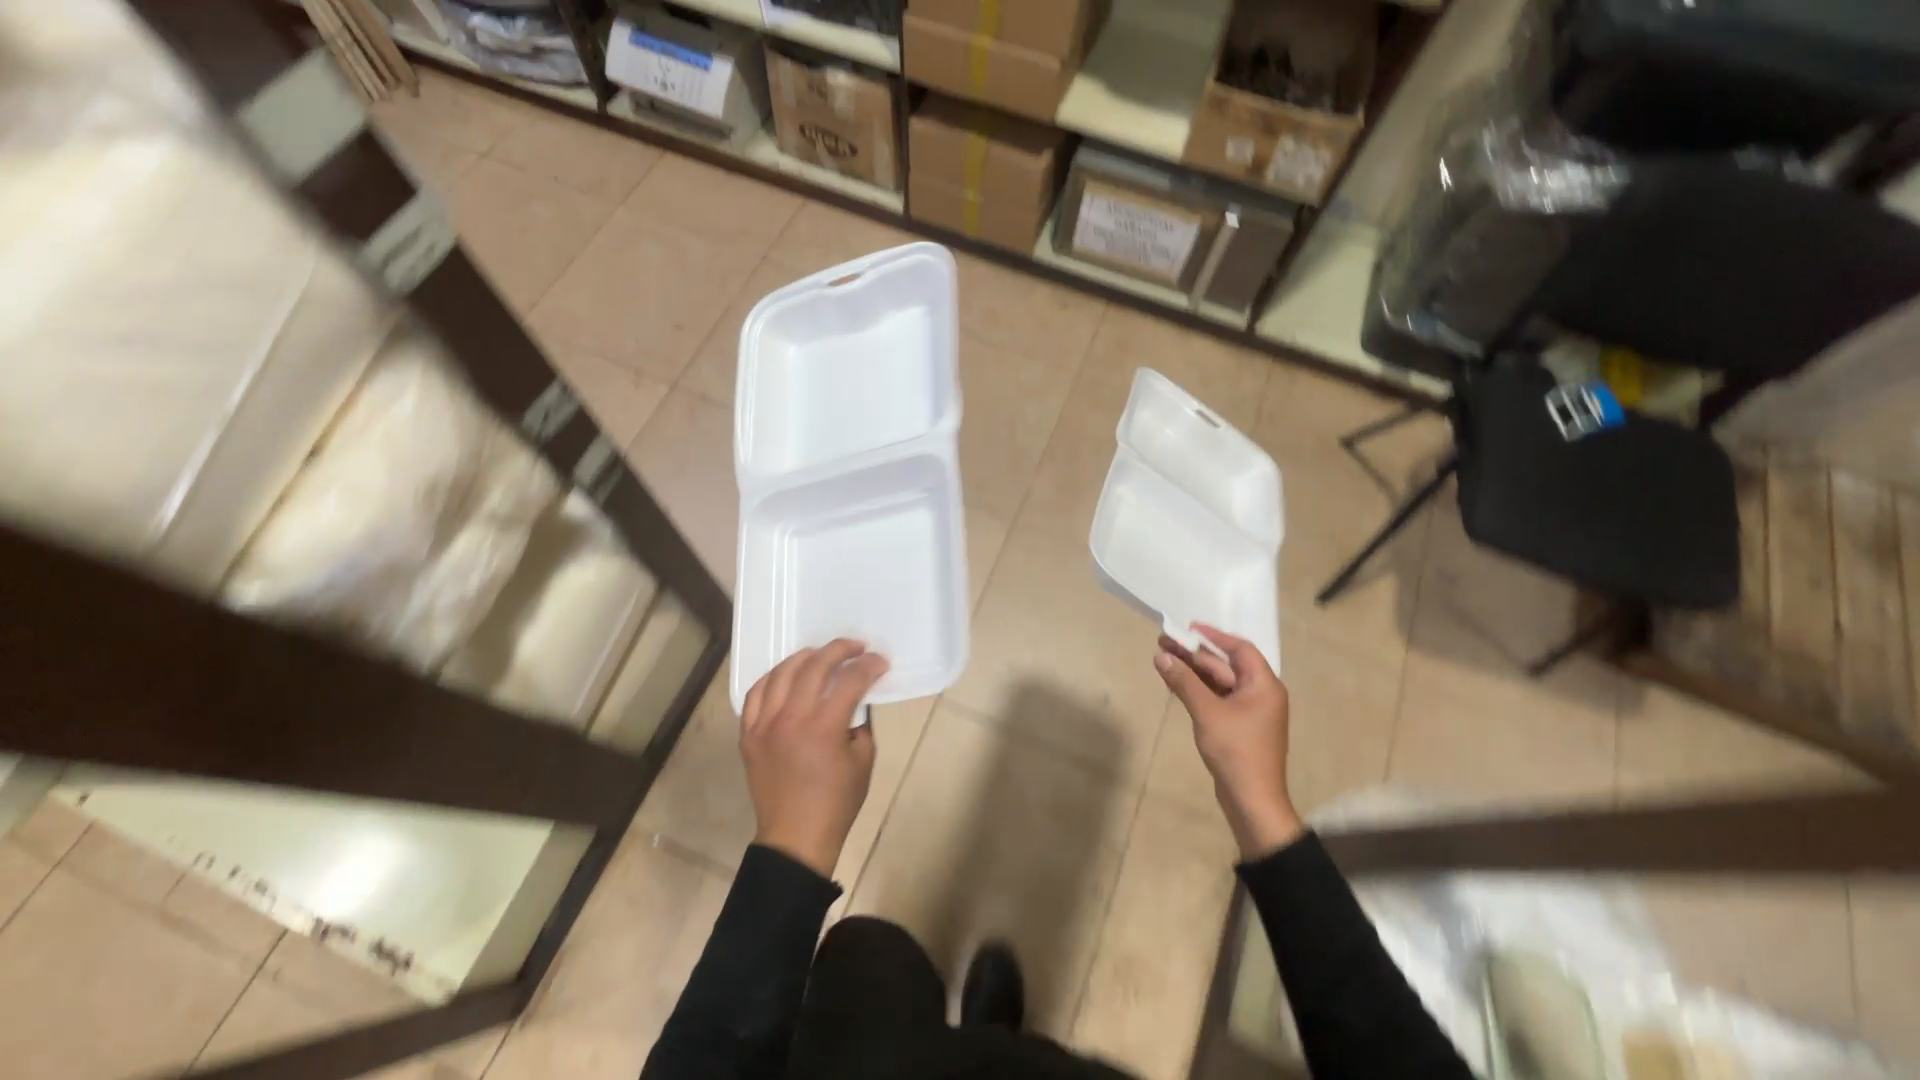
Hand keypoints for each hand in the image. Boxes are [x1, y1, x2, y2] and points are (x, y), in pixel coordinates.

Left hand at [740, 639, 889, 876]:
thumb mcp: (863, 760)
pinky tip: (787, 675)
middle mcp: (791, 718)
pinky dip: (773, 678)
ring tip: (822, 655)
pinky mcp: (748, 733)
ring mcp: (764, 724)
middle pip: (815, 666)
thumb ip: (861, 723)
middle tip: (856, 648)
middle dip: (840, 650)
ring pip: (782, 673)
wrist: (795, 836)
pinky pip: (756, 693)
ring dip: (806, 657)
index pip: (850, 681)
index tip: (880, 662)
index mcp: (824, 727)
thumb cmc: (836, 802)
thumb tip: (858, 699)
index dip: (869, 666)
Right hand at [1155, 624, 1303, 859]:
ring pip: (1219, 684)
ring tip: (1163, 660)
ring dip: (1193, 673)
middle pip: (1226, 665)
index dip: (1213, 636)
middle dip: (1195, 655)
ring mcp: (1250, 712)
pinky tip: (1176, 685)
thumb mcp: (1207, 712)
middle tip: (1164, 643)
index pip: (1240, 649)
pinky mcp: (1239, 727)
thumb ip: (1185, 682)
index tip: (1188, 627)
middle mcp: (1261, 694)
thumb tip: (1162, 657)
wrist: (1252, 799)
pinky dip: (1198, 691)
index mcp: (1264, 685)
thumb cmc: (1236, 751)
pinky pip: (1218, 700)